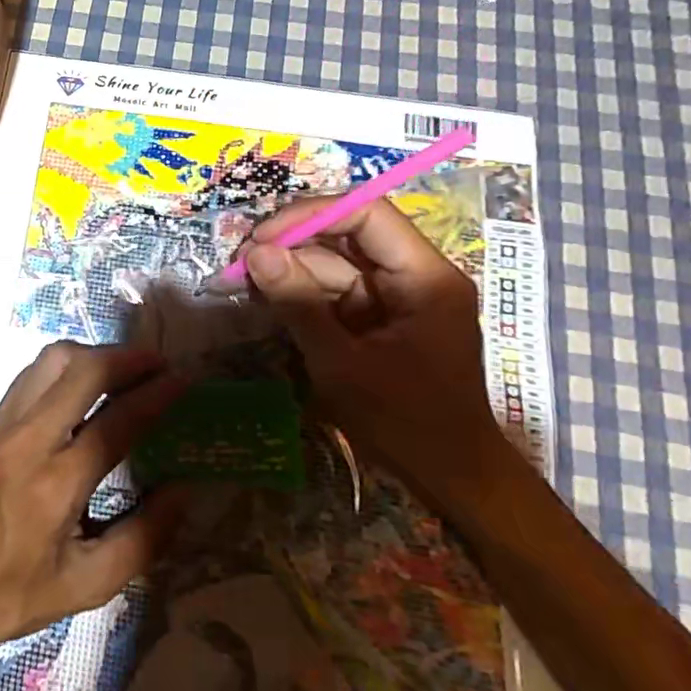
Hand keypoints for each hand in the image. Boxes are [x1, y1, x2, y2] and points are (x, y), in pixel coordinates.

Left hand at [0, 343, 188, 685]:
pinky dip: (62, 368)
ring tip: (121, 369)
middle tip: (157, 364)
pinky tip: (78, 387)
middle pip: (81, 370)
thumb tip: (181, 489)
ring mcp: (0, 426)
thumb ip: (142, 538)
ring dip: (92, 355)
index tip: (185, 379)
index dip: (157, 394)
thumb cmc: (7, 596)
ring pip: (49, 362)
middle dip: (127, 357)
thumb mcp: (85, 586)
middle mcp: (27, 440)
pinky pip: (29, 377)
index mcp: (56, 484)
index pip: (118, 421)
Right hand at [238, 197, 507, 495]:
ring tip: (243, 282)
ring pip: (337, 264)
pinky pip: (338, 291)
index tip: (262, 237)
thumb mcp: (342, 363)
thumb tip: (256, 254)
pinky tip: (268, 298)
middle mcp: (416, 275)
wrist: (449, 475)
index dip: (311, 215)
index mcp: (425, 276)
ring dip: (291, 271)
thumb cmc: (405, 422)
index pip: (368, 214)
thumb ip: (298, 303)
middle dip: (293, 244)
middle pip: (349, 236)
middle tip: (241, 262)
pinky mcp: (382, 316)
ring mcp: (398, 296)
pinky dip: (303, 294)